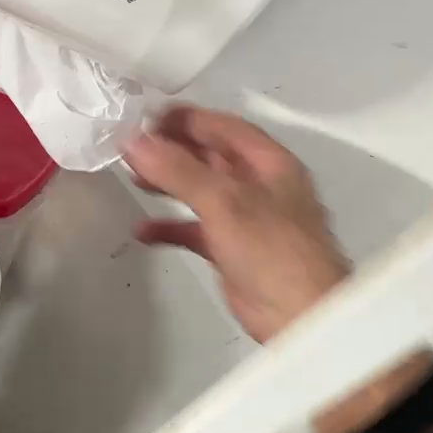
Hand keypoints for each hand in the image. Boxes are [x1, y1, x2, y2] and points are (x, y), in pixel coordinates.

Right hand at [124, 105, 349, 342]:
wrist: (300, 314)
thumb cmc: (272, 251)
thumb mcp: (224, 201)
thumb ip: (178, 170)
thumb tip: (135, 142)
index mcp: (270, 164)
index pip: (224, 127)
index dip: (186, 120)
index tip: (145, 118)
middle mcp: (259, 186)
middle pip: (210, 157)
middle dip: (172, 150)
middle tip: (132, 147)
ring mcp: (246, 219)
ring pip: (200, 191)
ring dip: (168, 183)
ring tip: (133, 177)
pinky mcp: (231, 249)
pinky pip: (195, 229)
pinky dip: (170, 226)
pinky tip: (144, 230)